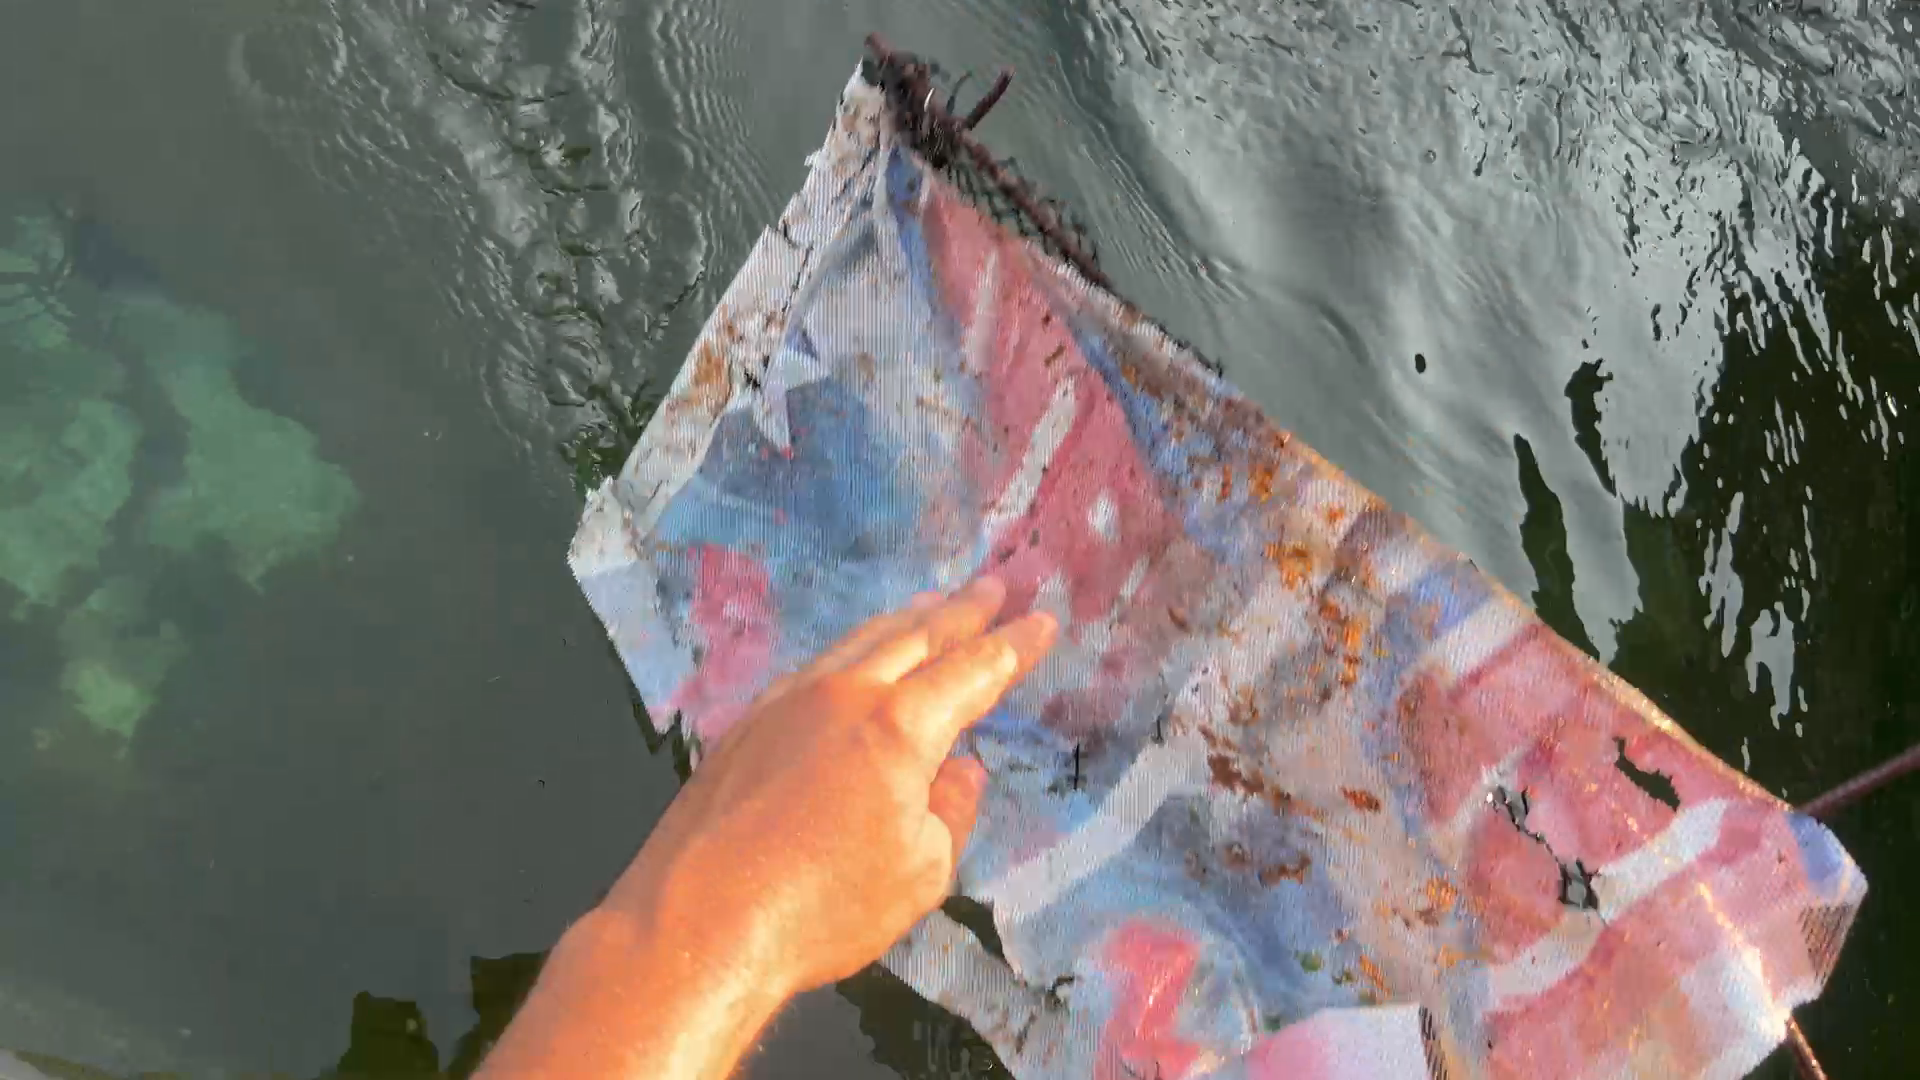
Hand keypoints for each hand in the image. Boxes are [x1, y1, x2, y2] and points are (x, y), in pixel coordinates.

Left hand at [609, 575, 1056, 995]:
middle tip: (995, 584)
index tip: (1042, 618)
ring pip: (864, 639)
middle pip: (919, 636)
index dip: (1015, 644)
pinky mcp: (752, 717)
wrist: (696, 922)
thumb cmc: (824, 906)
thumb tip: (962, 768)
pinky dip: (854, 646)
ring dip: (908, 617)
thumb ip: (951, 809)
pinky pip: (818, 663)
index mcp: (900, 726)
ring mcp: (792, 697)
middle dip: (964, 610)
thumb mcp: (920, 871)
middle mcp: (848, 693)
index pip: (974, 671)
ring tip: (935, 600)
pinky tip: (856, 651)